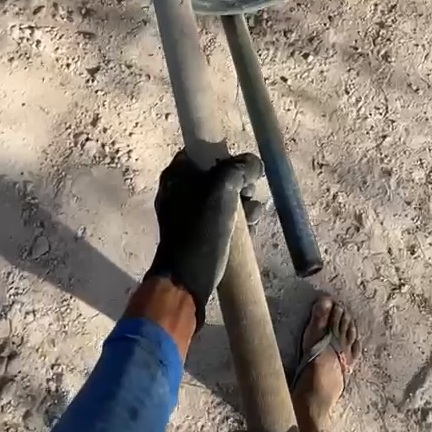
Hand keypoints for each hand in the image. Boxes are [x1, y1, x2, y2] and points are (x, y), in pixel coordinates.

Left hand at [145, 151, 262, 323]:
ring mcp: (188, 214)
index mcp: (176, 175)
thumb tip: (254, 164)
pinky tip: (251, 225)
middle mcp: (179, 191)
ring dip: (242, 202)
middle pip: (216, 175)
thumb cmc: (201, 229)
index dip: (225, 156)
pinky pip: (222, 217)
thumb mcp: (222, 189)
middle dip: (239, 182)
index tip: (242, 168)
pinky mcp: (199, 233)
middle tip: (250, 192)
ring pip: (223, 197)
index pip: (203, 152)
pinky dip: (237, 219)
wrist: (187, 280)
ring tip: (254, 213)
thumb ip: (239, 168)